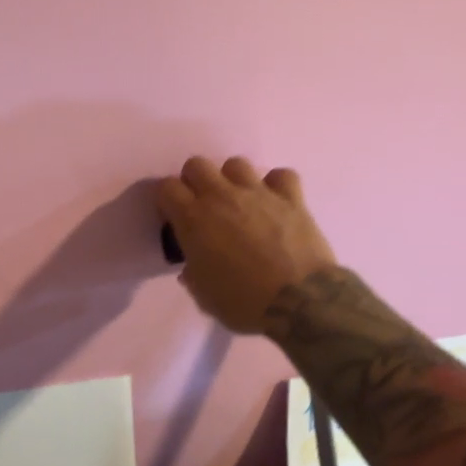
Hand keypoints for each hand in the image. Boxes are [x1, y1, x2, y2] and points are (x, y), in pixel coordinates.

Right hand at [156, 156, 338, 333]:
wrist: (299, 300)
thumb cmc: (243, 302)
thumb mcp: (204, 296)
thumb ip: (193, 274)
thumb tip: (192, 266)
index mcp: (194, 220)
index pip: (167, 188)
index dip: (167, 200)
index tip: (174, 217)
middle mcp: (223, 197)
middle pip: (197, 164)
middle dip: (195, 181)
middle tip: (203, 207)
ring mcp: (259, 193)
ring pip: (236, 163)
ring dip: (232, 180)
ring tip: (239, 203)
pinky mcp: (291, 197)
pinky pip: (281, 175)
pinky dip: (276, 185)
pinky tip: (275, 202)